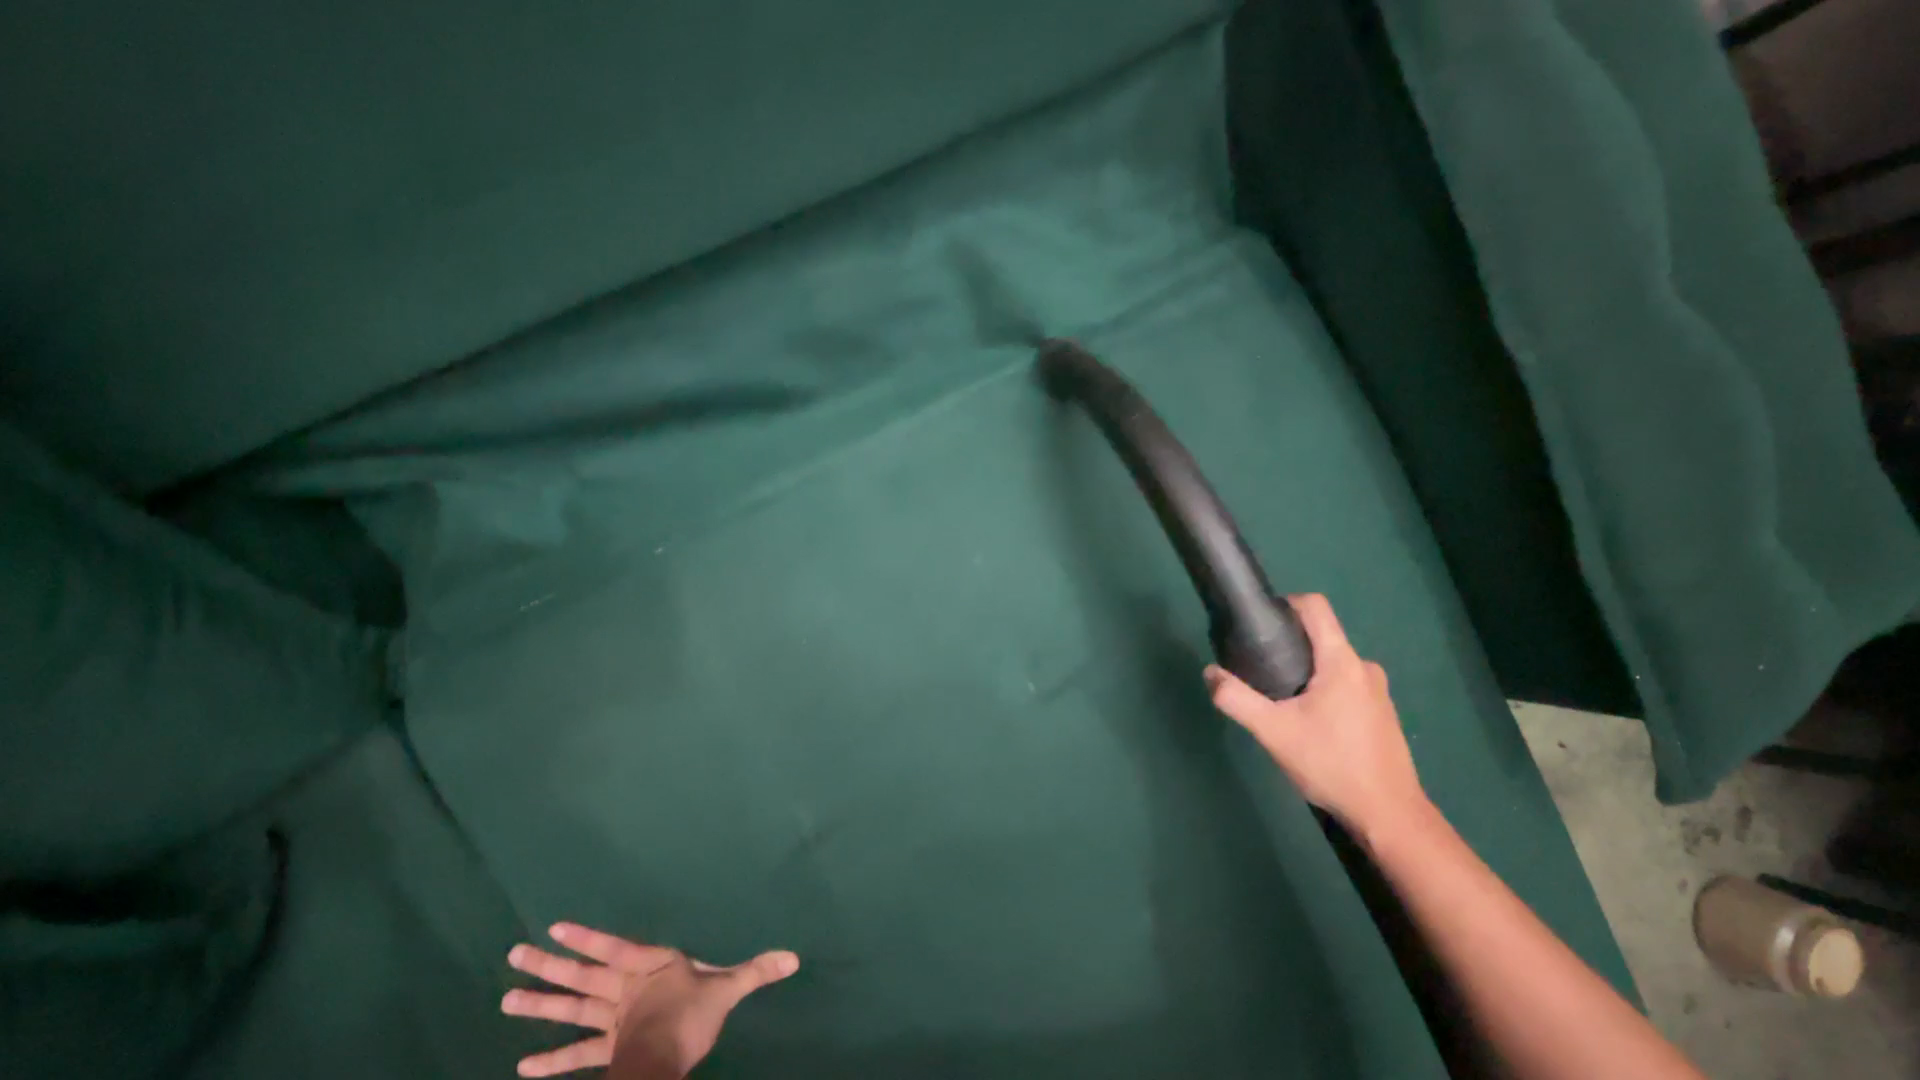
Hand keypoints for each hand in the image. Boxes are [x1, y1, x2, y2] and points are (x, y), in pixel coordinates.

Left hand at [502, 922, 798, 1078]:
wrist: (667, 1060)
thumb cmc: (693, 1016)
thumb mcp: (728, 988)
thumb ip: (755, 970)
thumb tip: (793, 957)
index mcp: (649, 967)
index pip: (615, 947)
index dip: (587, 937)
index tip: (554, 925)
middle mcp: (623, 990)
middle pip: (581, 976)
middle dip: (547, 965)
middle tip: (513, 953)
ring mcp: (610, 1021)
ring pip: (570, 1009)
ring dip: (539, 1005)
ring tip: (506, 1000)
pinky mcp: (606, 1050)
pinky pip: (576, 1055)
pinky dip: (551, 1061)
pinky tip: (523, 1066)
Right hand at [1203, 593, 1429, 836]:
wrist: (1388, 814)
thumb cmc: (1332, 765)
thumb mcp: (1274, 733)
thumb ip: (1237, 700)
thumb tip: (1210, 673)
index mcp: (1341, 662)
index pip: (1316, 607)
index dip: (1285, 604)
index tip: (1259, 624)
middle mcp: (1364, 667)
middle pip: (1321, 637)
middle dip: (1289, 647)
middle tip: (1259, 671)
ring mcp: (1378, 691)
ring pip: (1332, 665)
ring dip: (1306, 674)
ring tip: (1280, 702)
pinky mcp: (1382, 713)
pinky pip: (1346, 686)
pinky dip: (1324, 693)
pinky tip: (1310, 725)